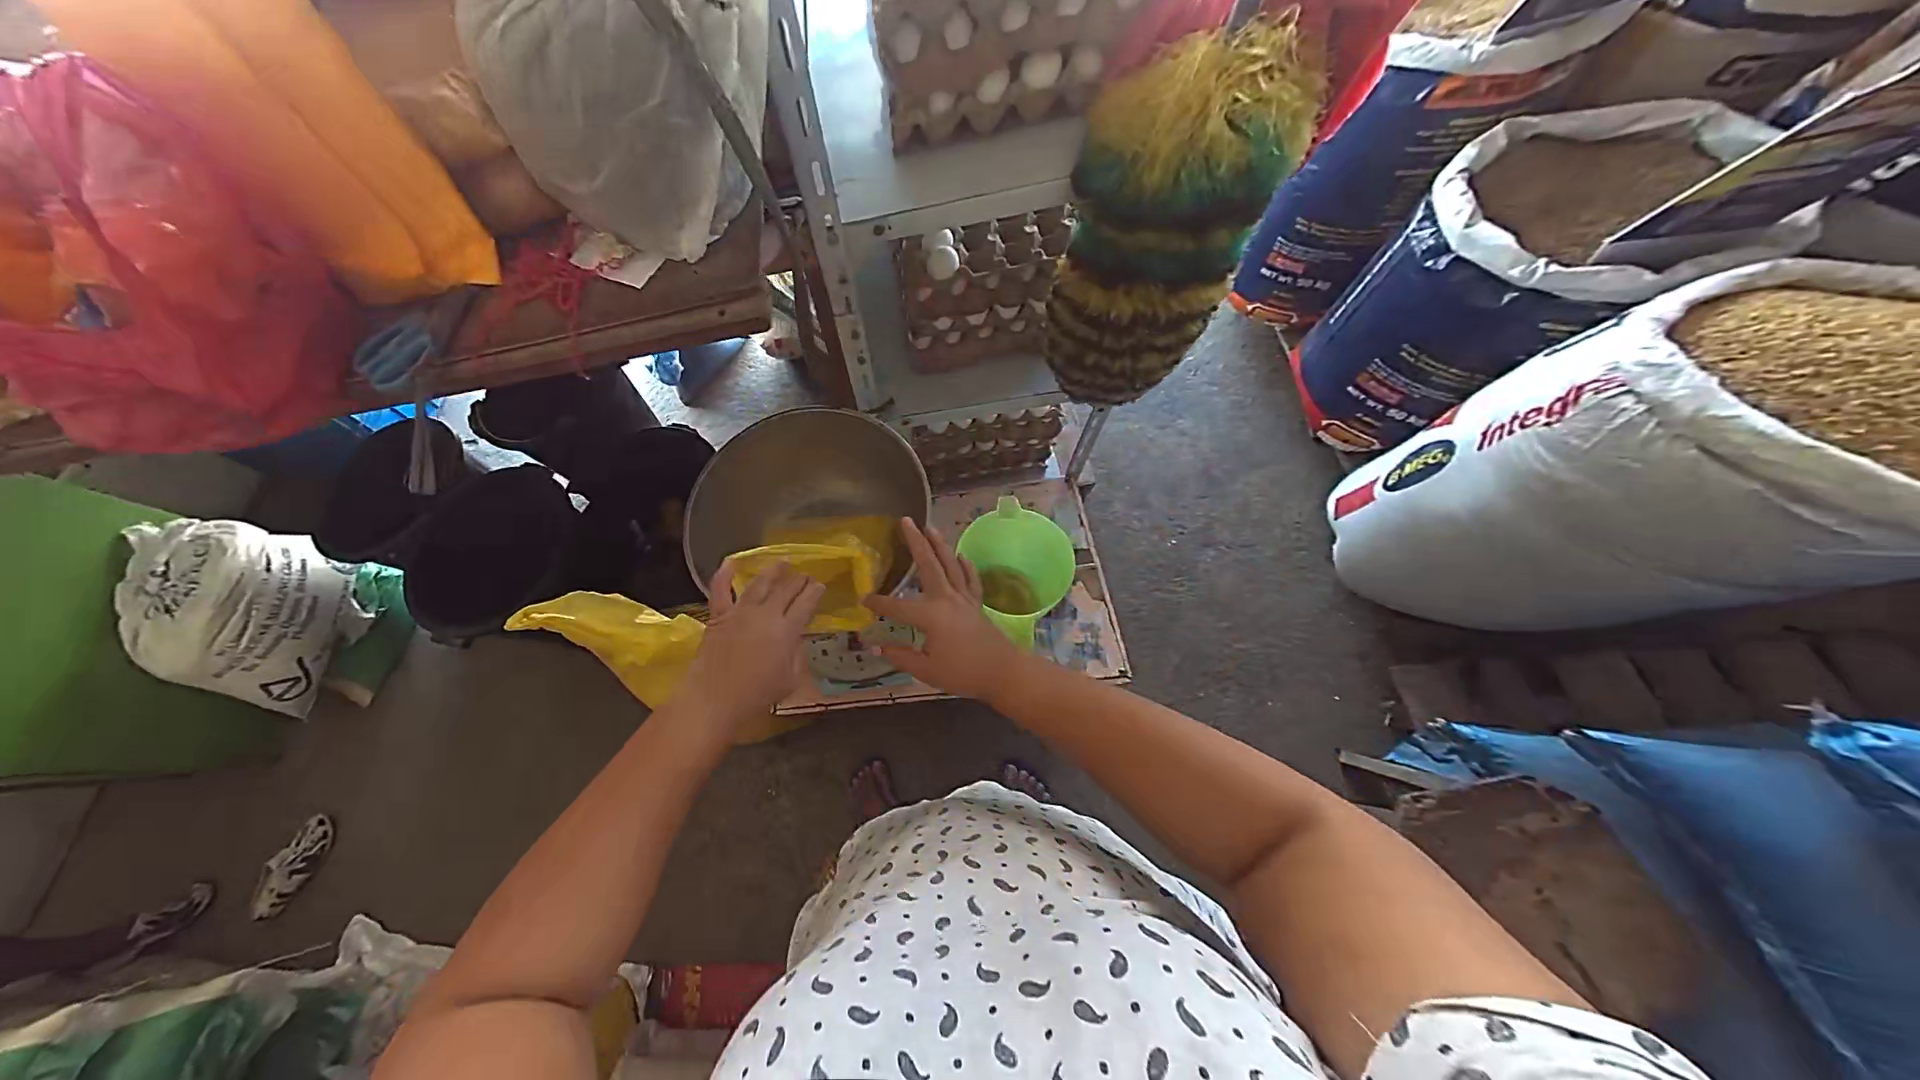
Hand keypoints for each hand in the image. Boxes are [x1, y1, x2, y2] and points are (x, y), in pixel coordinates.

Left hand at [679, 561, 824, 727]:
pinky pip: (720, 590)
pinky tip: (731, 562)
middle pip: (787, 589)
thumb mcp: (790, 679)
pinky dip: (724, 574)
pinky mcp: (718, 616)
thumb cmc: (756, 695)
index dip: (815, 592)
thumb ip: (796, 655)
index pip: (806, 603)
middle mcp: (766, 614)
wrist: (715, 700)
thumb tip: (795, 639)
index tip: (820, 586)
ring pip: (760, 583)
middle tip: (805, 576)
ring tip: (783, 563)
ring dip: (774, 571)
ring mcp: (740, 612)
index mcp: (787, 630)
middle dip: (799, 580)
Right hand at [865, 518, 1025, 700]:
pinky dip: (965, 566)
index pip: (897, 606)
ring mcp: (964, 599)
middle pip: (929, 565)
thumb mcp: (926, 670)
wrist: (1004, 672)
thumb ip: (901, 656)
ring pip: (950, 565)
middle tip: (906, 521)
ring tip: (929, 527)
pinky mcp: (977, 604)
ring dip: (939, 544)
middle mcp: (946, 599)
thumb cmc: (963, 673)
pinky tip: (960, 555)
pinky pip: (970, 579)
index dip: (879, 603)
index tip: (863, 600)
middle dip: (916, 542)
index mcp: (930, 615)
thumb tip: (879, 647)